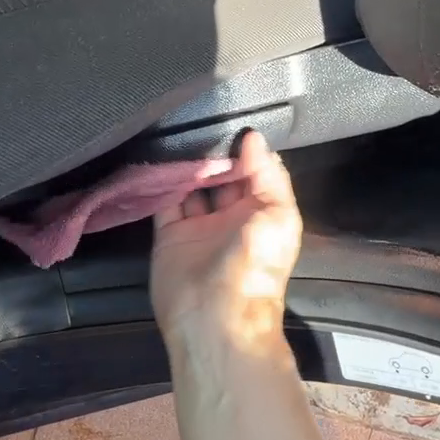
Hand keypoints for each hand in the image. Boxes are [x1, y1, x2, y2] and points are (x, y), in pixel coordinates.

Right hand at [150, 130, 301, 354]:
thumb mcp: (279, 214)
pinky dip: (160, 184)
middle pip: (220, 179)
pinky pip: (163, 203)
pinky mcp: (169, 236)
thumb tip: (254, 139)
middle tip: (201, 124)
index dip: (245, 152)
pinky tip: (160, 161)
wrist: (215, 315)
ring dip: (187, 167)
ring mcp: (198, 227)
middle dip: (213, 155)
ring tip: (179, 137)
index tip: (231, 124)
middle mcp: (230, 220)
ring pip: (191, 187)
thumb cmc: (256, 265)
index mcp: (261, 215)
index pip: (253, 175)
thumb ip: (269, 174)